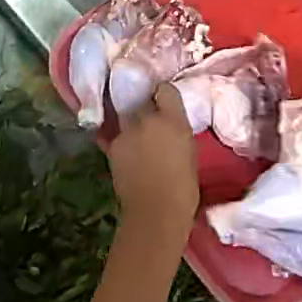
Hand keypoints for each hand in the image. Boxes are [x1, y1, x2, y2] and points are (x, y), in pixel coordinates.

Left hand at [107, 84, 199, 246]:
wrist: (155, 211)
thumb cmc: (183, 188)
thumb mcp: (190, 154)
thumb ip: (178, 134)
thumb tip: (170, 129)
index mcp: (172, 120)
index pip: (165, 90)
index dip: (164, 96)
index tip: (166, 105)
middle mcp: (147, 119)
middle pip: (143, 101)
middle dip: (147, 110)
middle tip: (152, 125)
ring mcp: (126, 132)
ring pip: (128, 119)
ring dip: (133, 127)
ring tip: (139, 144)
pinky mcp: (111, 146)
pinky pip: (118, 137)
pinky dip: (123, 144)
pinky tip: (128, 157)